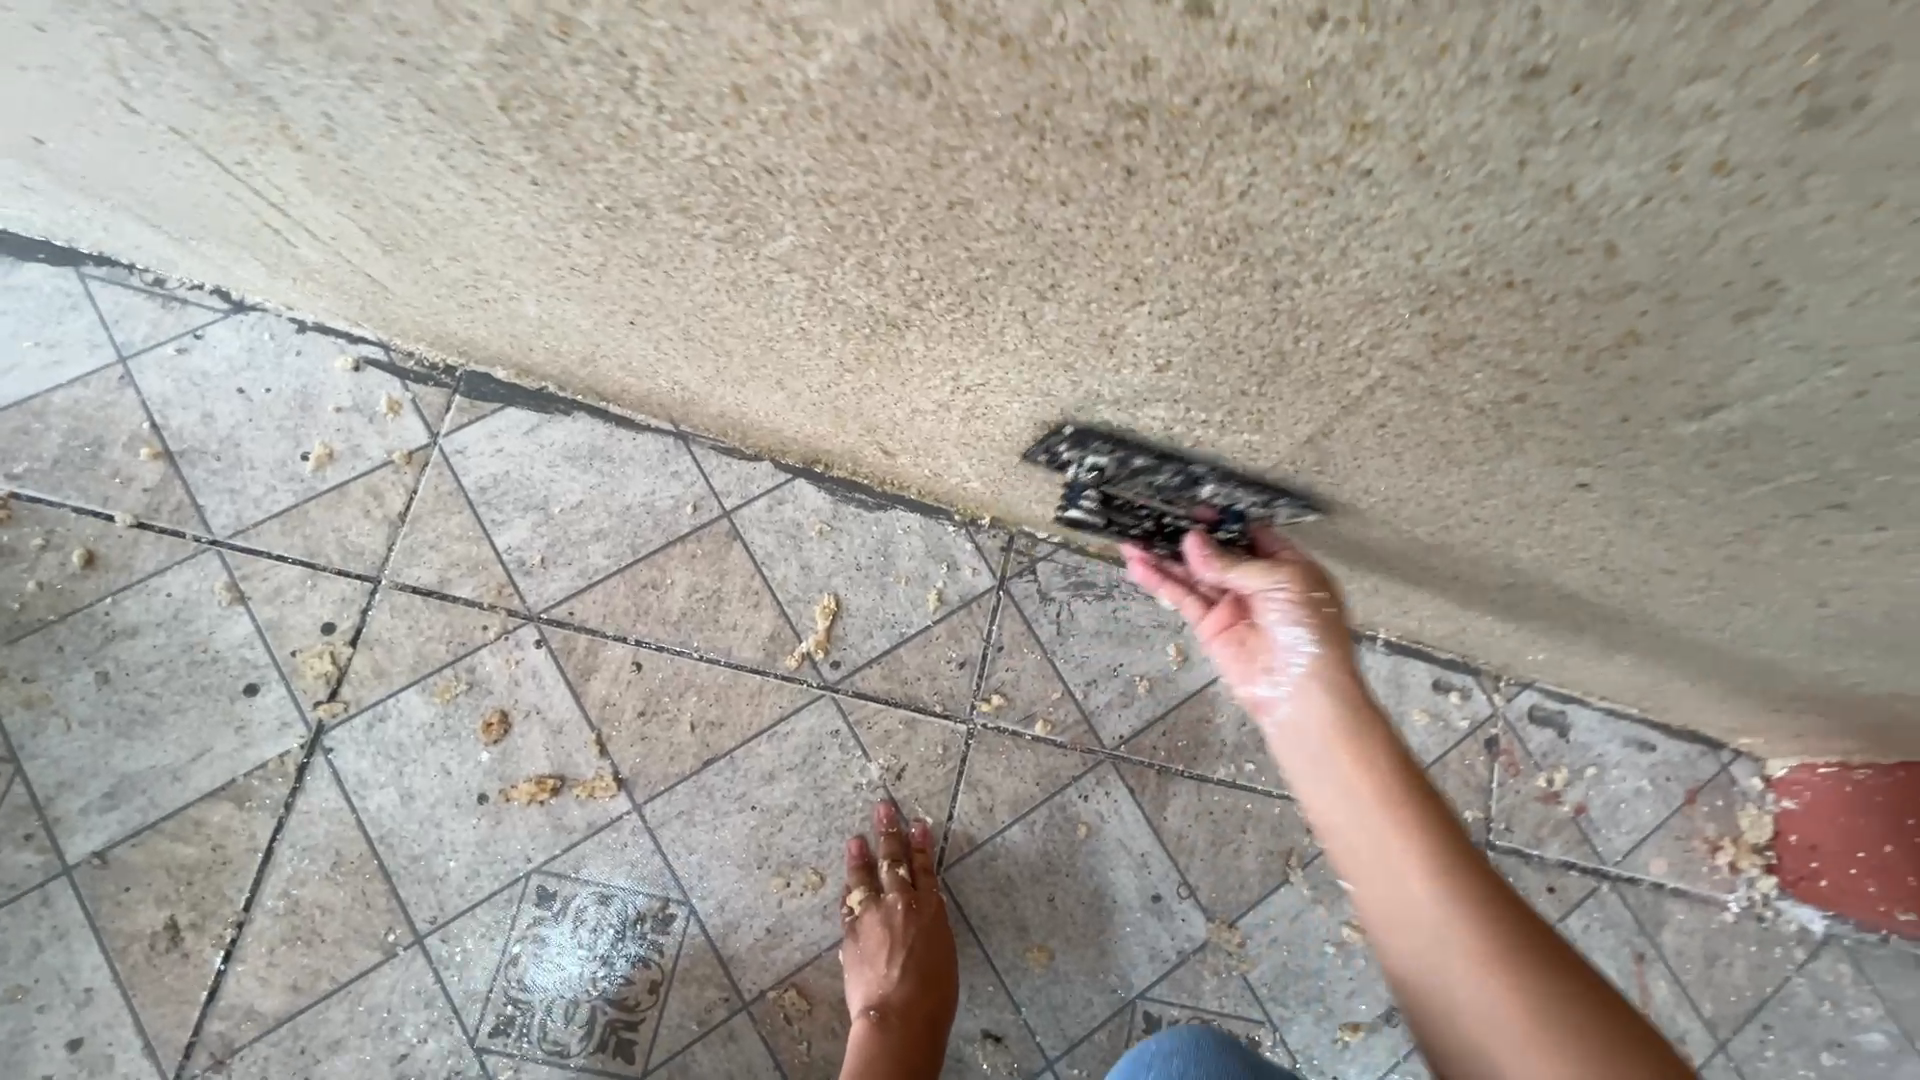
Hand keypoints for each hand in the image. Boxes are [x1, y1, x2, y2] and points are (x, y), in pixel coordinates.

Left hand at [838, 801, 957, 1079]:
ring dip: (860, 856)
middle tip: (882, 808)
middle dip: (888, 832)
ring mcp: (873, 915)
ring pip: (864, 877)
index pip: (924, 867)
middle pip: (893, 860)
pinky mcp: (852, 933)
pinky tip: (845, 886)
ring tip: (856, 838)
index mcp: (930, 908)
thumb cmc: (934, 995)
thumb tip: (918, 921)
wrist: (900, 1016)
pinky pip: (848, 906)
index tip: (916, 822)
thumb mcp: (943, 953)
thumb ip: (929, 929)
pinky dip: (847, 894)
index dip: (920, 843)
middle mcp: (901, 903)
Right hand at [1122, 526, 1357, 725]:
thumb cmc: (1307, 630)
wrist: (1300, 689)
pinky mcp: (1209, 626)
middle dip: (1184, 538)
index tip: (1190, 511)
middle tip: (1151, 522)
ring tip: (1132, 541)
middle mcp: (1255, 582)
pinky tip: (1139, 567)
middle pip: (1214, 553)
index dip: (1219, 522)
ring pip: (1192, 574)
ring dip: (1162, 558)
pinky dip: (1160, 582)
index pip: (1248, 535)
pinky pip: (1182, 598)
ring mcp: (1231, 604)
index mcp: (1284, 565)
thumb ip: (1232, 562)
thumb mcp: (1279, 582)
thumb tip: (1191, 542)